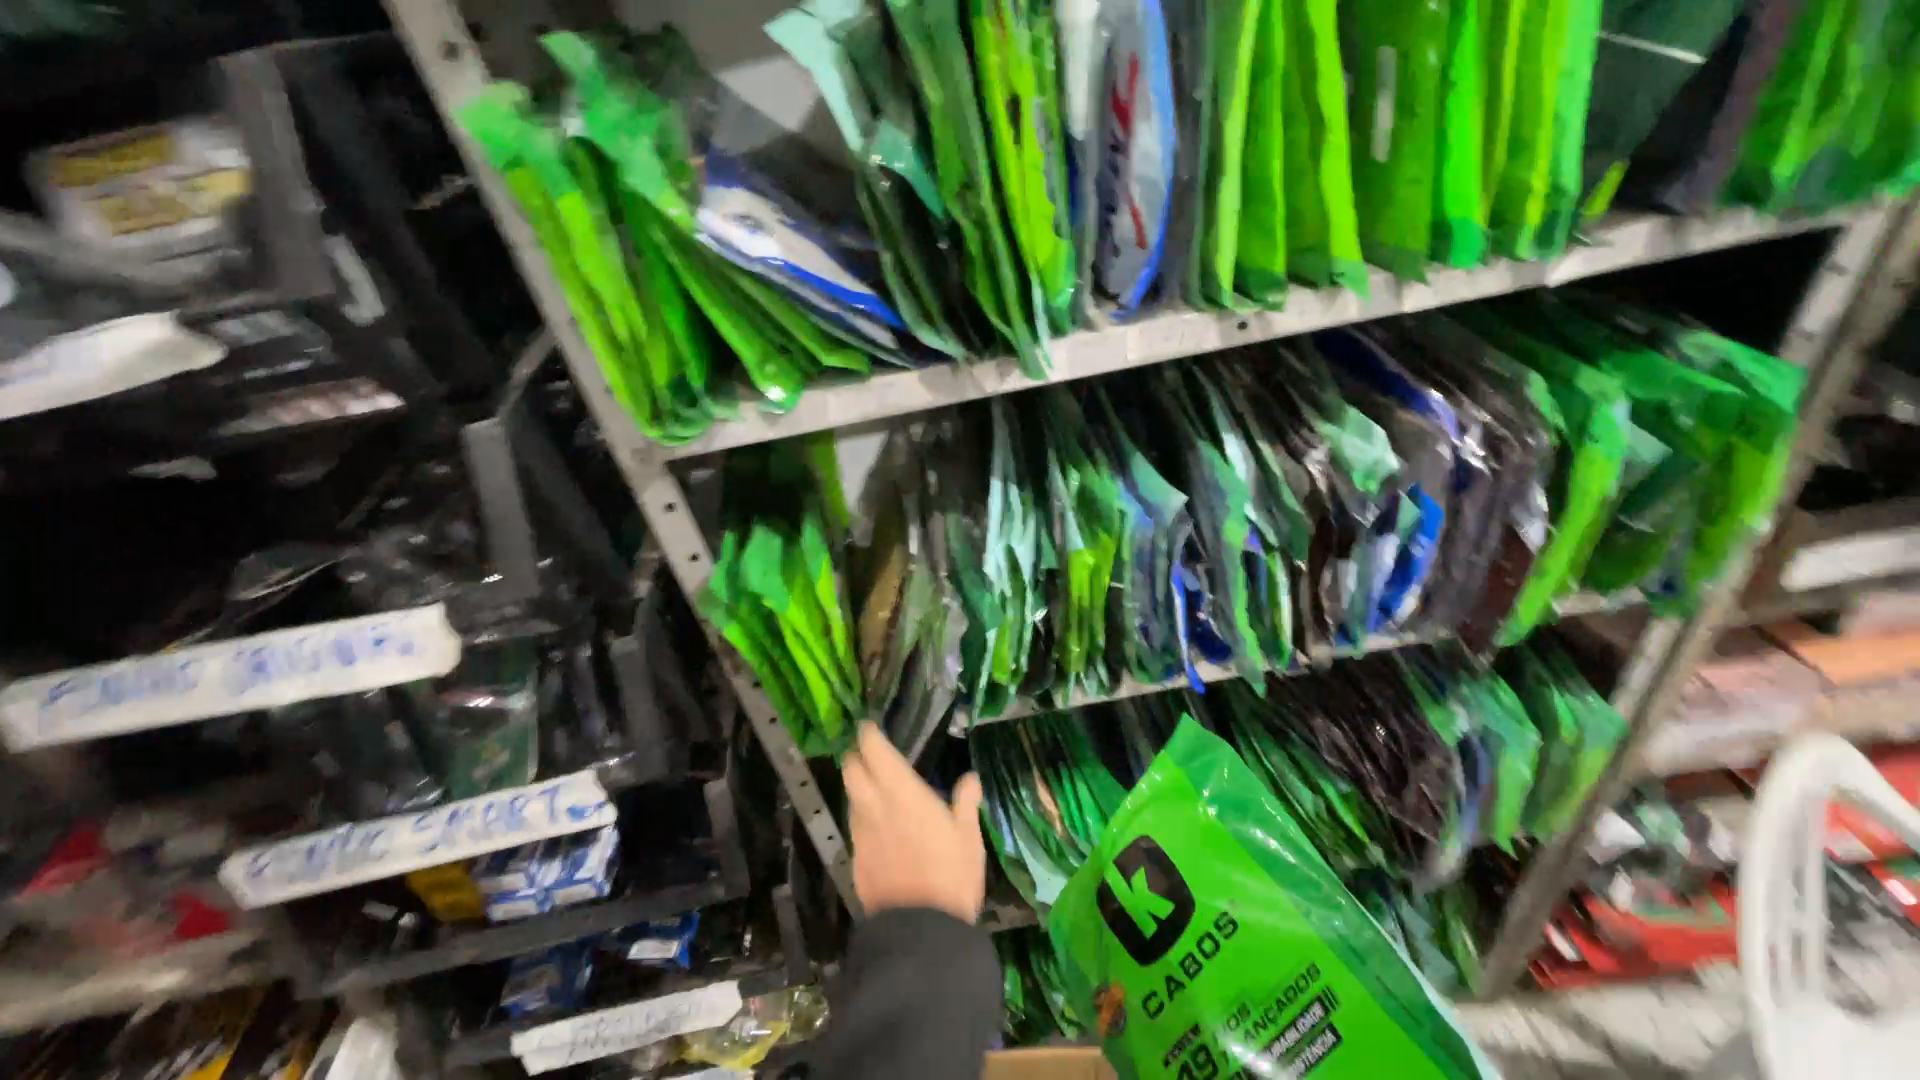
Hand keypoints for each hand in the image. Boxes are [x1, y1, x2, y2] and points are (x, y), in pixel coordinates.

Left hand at [843, 723, 985, 922]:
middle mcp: (875, 809)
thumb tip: (970, 779)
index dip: (869, 738)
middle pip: (851, 772)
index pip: (876, 754)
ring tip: (874, 791)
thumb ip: (965, 804)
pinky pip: (857, 831)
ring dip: (859, 790)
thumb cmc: (951, 876)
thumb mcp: (968, 839)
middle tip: (868, 756)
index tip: (869, 728)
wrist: (919, 930)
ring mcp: (861, 836)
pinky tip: (878, 831)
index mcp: (903, 794)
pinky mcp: (857, 862)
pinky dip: (864, 822)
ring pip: (852, 801)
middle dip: (856, 759)